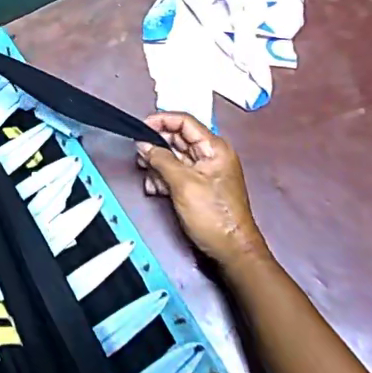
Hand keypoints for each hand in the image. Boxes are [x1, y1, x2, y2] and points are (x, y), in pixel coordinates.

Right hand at [136, 112, 271, 267]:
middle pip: (177, 139)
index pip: (184, 122)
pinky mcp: (199, 186)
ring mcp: (205, 171)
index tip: (142, 127)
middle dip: (156, 146)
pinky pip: (176, 172)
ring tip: (147, 175)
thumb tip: (144, 145)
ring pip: (174, 156)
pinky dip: (163, 177)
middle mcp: (211, 156)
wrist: (232, 251)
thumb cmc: (216, 218)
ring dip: (157, 164)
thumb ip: (161, 159)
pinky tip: (155, 187)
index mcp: (214, 148)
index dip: (161, 121)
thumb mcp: (183, 183)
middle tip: (140, 154)